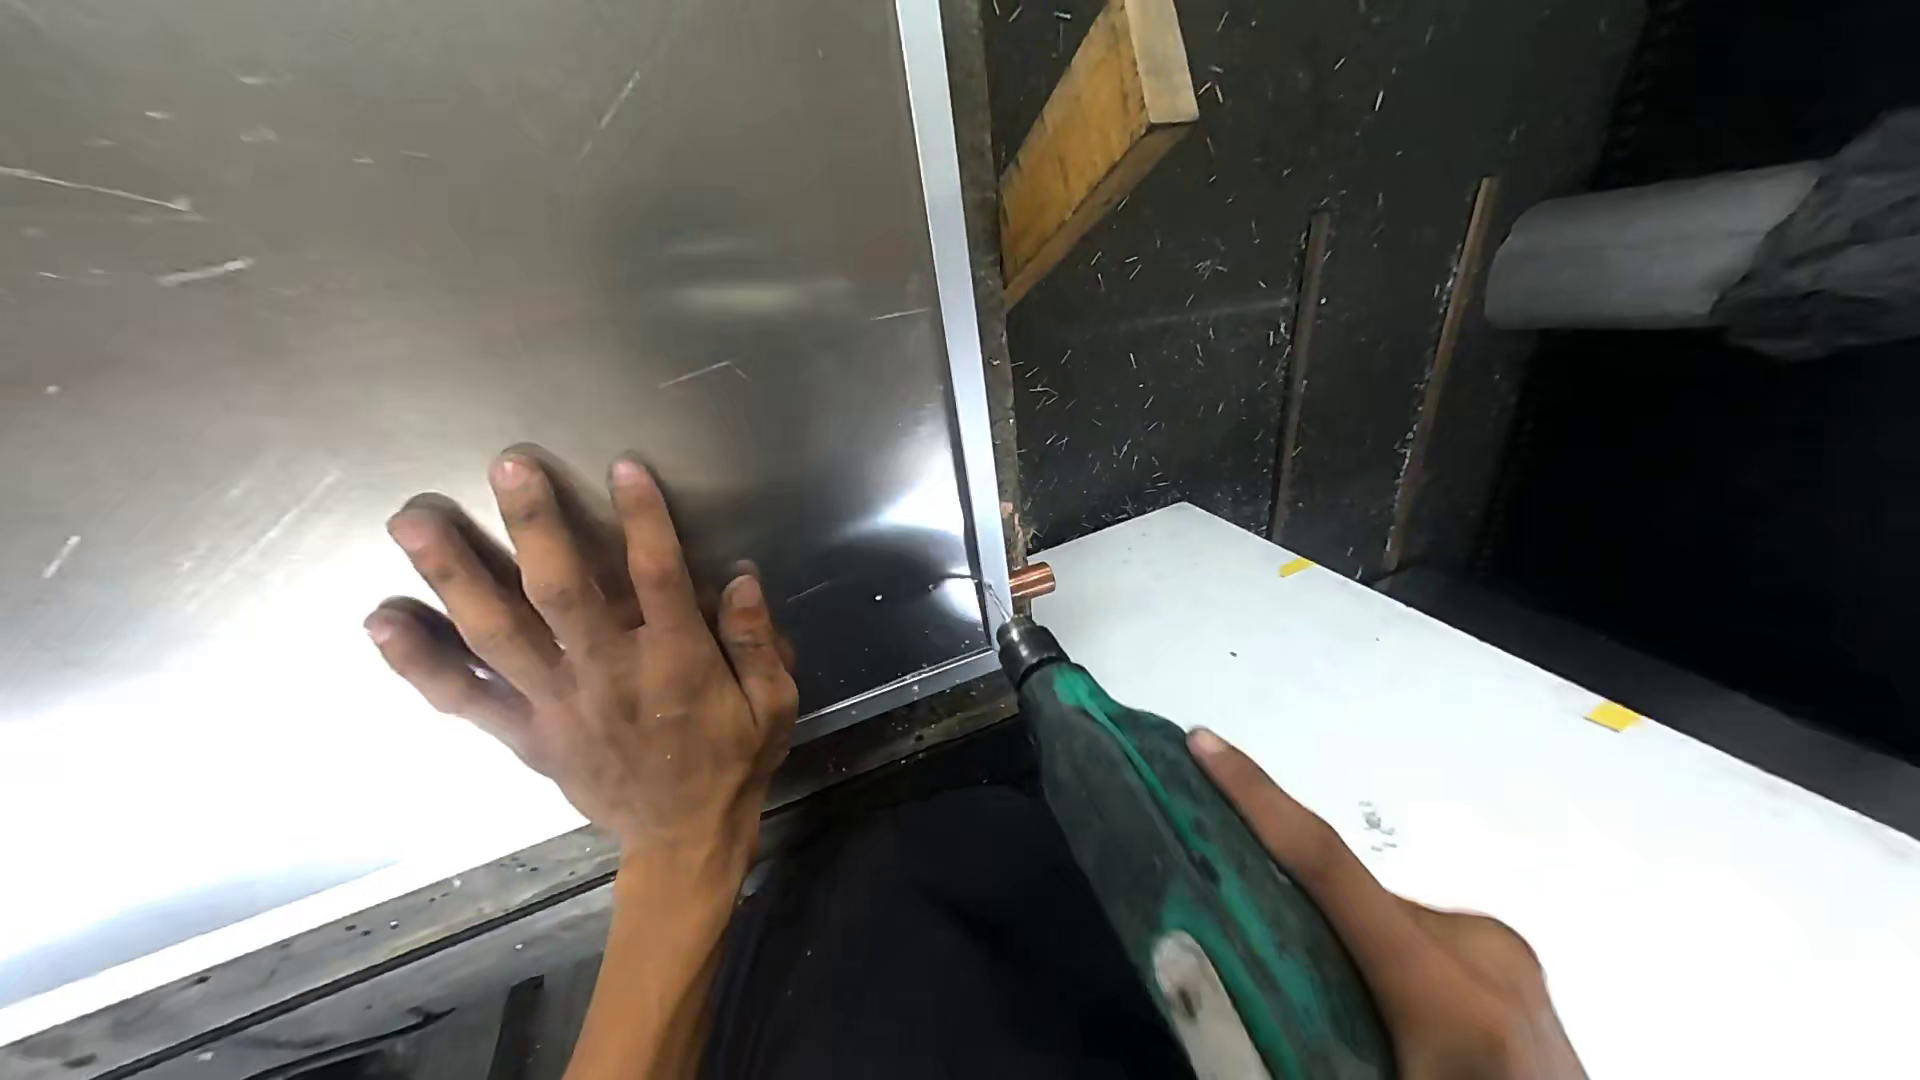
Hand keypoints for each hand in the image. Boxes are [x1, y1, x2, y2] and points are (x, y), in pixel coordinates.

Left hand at [364, 452, 799, 860]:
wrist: (684, 836)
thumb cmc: (735, 760)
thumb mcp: (775, 702)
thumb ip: (758, 640)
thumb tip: (740, 577)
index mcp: (677, 663)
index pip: (659, 578)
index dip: (644, 519)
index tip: (625, 466)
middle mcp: (609, 675)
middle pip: (564, 593)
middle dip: (535, 527)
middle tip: (508, 468)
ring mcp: (558, 707)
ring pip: (499, 635)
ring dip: (456, 576)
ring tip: (414, 522)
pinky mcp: (527, 737)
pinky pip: (465, 700)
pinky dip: (420, 662)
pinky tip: (382, 620)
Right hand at [1189, 729, 1587, 1079]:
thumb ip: (1274, 1042)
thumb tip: (1191, 974)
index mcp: (1448, 994)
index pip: (1327, 862)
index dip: (1256, 795)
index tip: (1203, 741)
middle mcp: (1479, 951)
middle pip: (1341, 884)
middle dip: (1274, 873)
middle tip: (1215, 888)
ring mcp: (1501, 953)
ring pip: (1367, 903)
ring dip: (1320, 916)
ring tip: (1288, 972)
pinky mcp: (1508, 962)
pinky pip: (1401, 925)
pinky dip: (1358, 936)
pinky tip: (1347, 982)